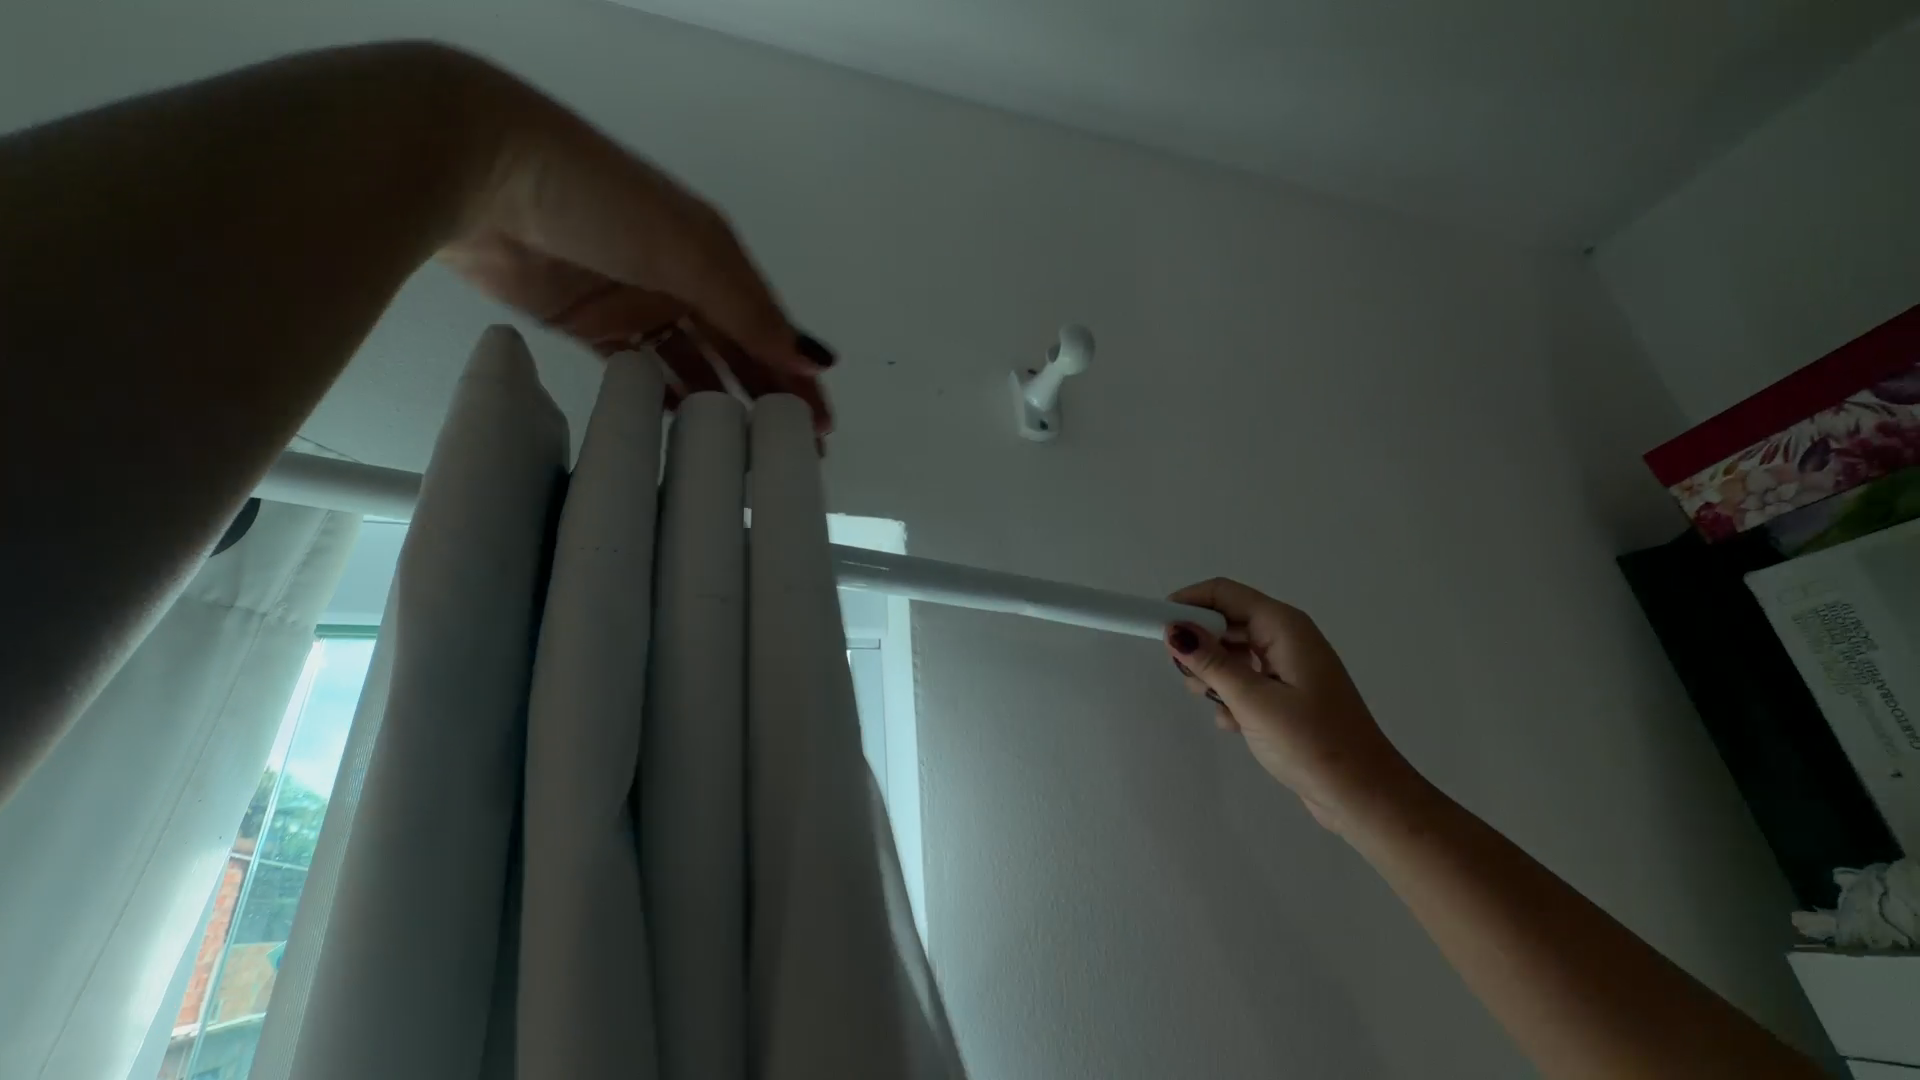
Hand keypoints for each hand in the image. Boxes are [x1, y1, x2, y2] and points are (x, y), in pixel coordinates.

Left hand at [434, 53, 833, 430]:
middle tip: (794, 451)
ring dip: (723, 403)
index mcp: (714, 256)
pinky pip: (642, 371)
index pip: (768, 326)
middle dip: (769, 397)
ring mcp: (637, 305)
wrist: (481, 174)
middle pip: (738, 350)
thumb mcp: (690, 251)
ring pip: (694, 365)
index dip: (796, 374)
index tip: (821, 425)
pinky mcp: (590, 326)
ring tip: (747, 451)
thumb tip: (815, 362)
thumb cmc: (601, 202)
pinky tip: (688, 431)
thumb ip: (750, 310)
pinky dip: (667, 398)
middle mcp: (684, 281)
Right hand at [1165, 578, 1416, 829]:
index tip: (1155, 626)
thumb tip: (1175, 629)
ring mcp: (1290, 666)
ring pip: (1234, 652)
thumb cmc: (1311, 742)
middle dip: (1200, 643)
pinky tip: (1233, 722)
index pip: (1224, 592)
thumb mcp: (1252, 700)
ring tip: (1210, 701)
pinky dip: (1232, 694)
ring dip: (1214, 673)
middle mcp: (1287, 637)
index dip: (1187, 602)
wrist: (1363, 795)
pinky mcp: (1289, 693)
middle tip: (1186, 676)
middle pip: (1227, 620)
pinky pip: (1247, 678)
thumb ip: (1211, 663)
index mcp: (1284, 627)